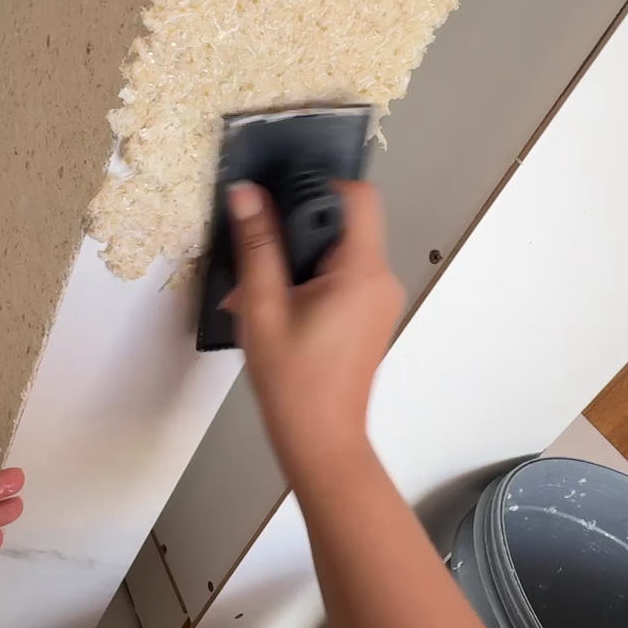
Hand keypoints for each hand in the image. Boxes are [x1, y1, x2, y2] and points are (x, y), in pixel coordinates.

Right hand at [226, 180, 403, 473]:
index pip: (359, 196)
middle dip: (297, 231)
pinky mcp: (370, 317)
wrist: (321, 441)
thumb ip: (256, 245)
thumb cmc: (292, 378)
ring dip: (297, 262)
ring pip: (339, 253)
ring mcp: (380, 301)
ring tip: (257, 293)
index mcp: (362, 271)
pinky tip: (275, 310)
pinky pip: (342, 279)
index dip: (321, 185)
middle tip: (256, 258)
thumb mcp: (263, 307)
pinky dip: (309, 282)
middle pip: (346, 225)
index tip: (280, 202)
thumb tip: (246, 192)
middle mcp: (381, 280)